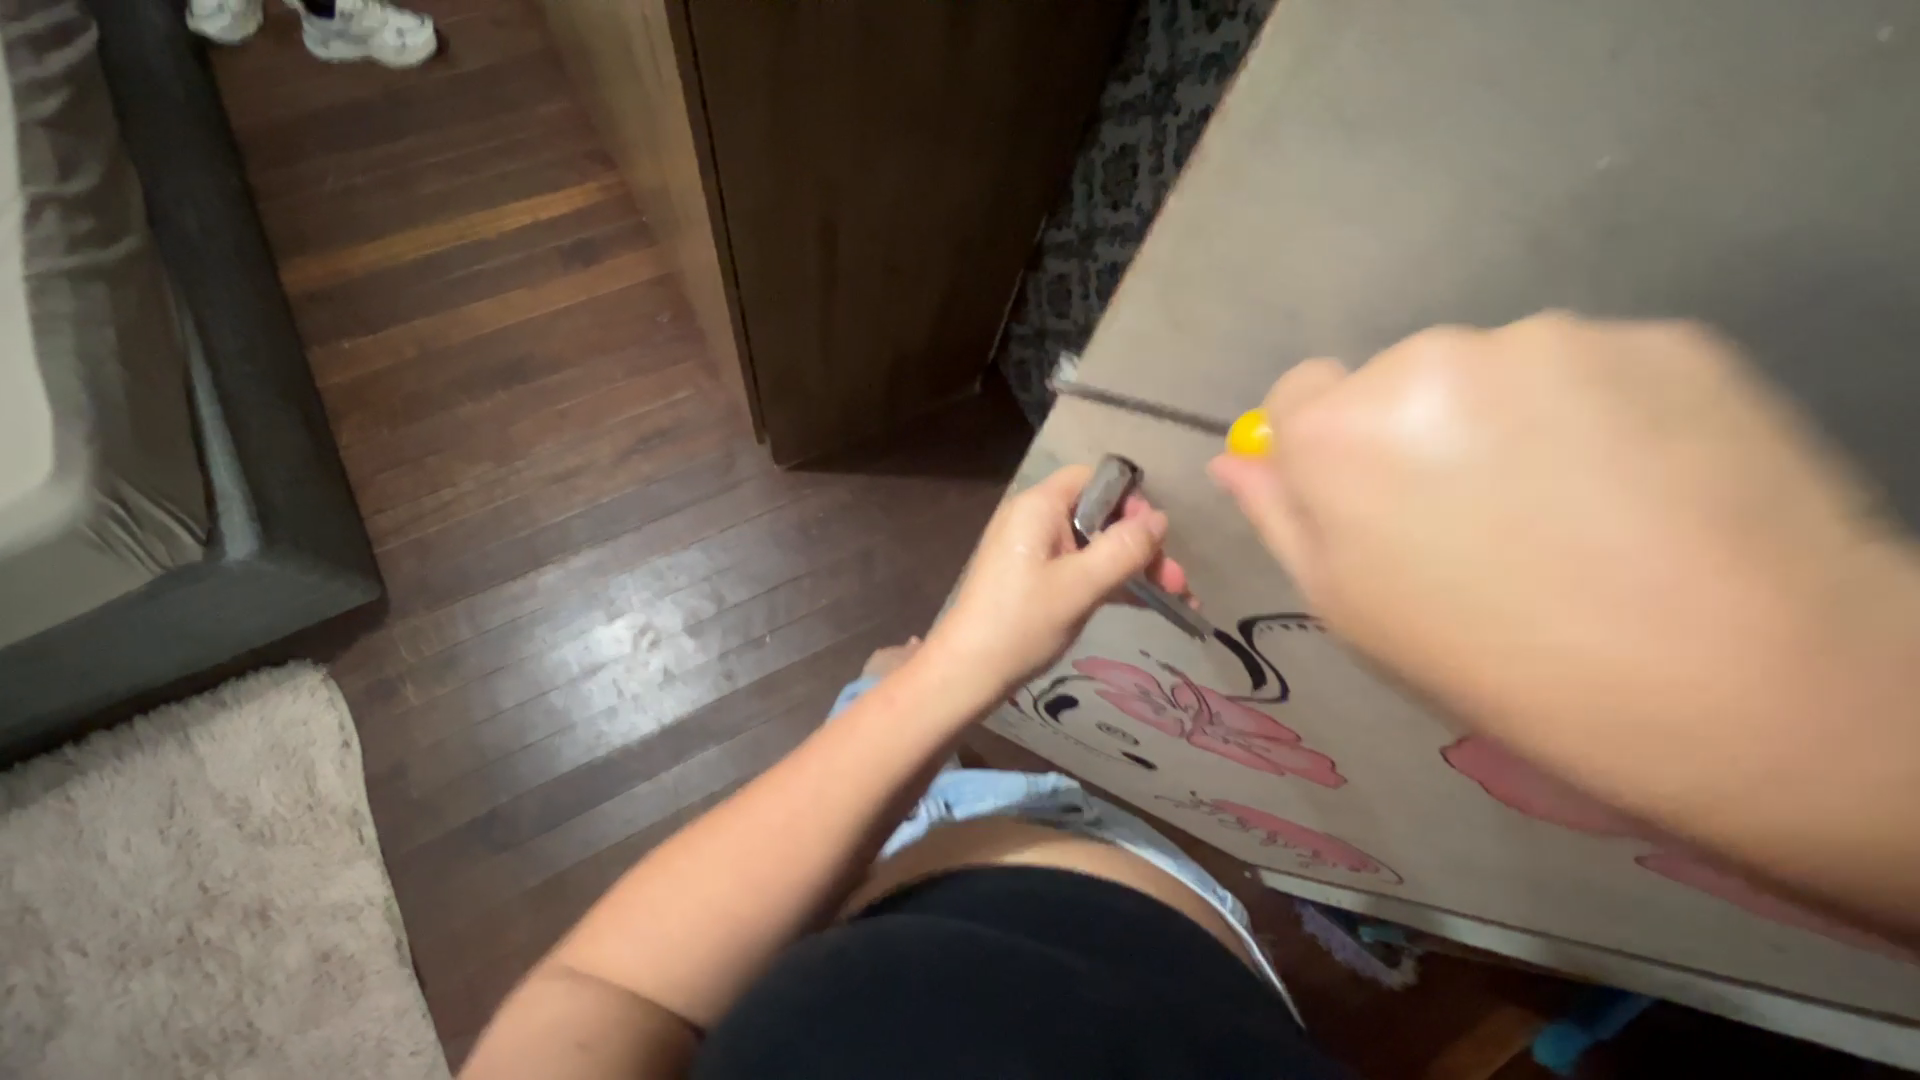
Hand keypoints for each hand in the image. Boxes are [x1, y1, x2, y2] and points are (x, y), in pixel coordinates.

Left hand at [922, 465, 1186, 700]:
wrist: (968, 671)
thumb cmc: (1022, 622)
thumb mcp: (1081, 585)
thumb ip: (1123, 548)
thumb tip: (1159, 518)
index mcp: (1039, 506)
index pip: (1093, 478)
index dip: (1128, 501)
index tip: (1152, 538)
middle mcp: (1035, 519)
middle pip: (1099, 514)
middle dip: (1141, 544)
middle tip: (1177, 580)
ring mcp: (1034, 551)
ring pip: (1094, 545)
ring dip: (1134, 567)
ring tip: (1178, 597)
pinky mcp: (1035, 579)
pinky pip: (1080, 568)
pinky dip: (1110, 582)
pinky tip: (1147, 603)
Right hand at [1209, 313, 1919, 930]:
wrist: (1733, 682)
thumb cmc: (1492, 660)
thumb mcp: (1349, 607)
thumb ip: (1281, 518)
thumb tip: (1236, 461)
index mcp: (1338, 431)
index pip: (1298, 393)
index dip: (1326, 447)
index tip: (1372, 499)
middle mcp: (1428, 359)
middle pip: (1396, 380)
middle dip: (1416, 431)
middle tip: (1479, 519)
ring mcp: (1550, 339)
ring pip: (1496, 370)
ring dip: (1508, 418)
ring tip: (1571, 508)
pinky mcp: (1661, 335)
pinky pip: (1592, 367)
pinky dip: (1599, 412)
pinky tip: (1642, 486)